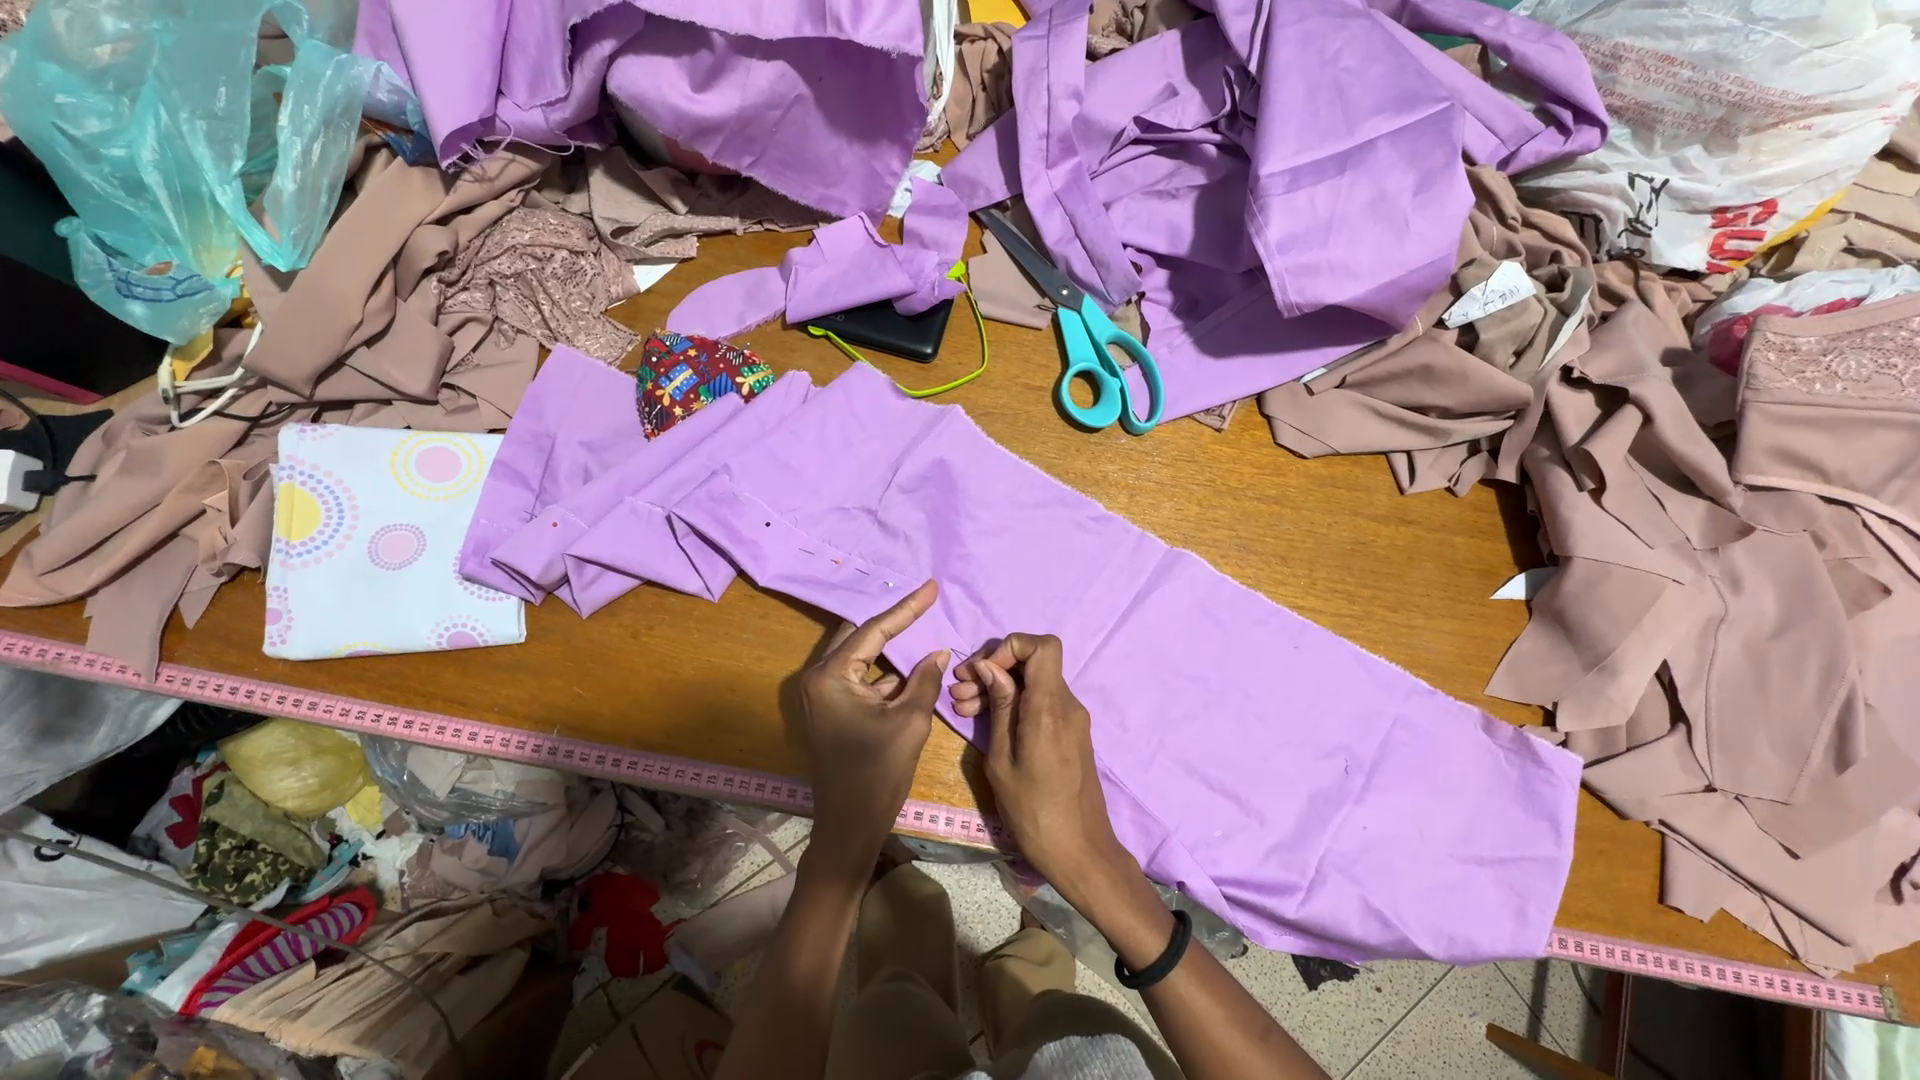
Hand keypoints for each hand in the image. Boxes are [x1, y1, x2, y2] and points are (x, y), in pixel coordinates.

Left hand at [799, 580, 948, 876]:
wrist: (850, 826)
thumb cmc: (878, 773)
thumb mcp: (909, 721)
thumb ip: (924, 680)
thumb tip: (938, 651)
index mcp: (830, 676)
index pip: (874, 631)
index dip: (907, 608)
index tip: (931, 586)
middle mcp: (818, 679)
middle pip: (860, 637)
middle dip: (893, 623)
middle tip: (925, 604)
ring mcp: (822, 696)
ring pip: (860, 659)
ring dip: (890, 651)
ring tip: (923, 631)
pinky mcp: (831, 712)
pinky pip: (860, 680)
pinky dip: (885, 675)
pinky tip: (913, 671)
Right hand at [951, 633, 1133, 905]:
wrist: (1079, 851)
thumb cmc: (1033, 812)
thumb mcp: (1002, 760)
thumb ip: (999, 707)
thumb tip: (988, 667)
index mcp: (1049, 708)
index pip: (1043, 645)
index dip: (1010, 647)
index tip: (982, 673)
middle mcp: (1067, 705)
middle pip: (1034, 661)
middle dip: (994, 668)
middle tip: (959, 692)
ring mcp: (1073, 719)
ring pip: (1034, 682)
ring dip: (999, 687)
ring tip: (963, 708)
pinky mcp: (1071, 733)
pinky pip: (1042, 703)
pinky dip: (1014, 704)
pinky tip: (985, 722)